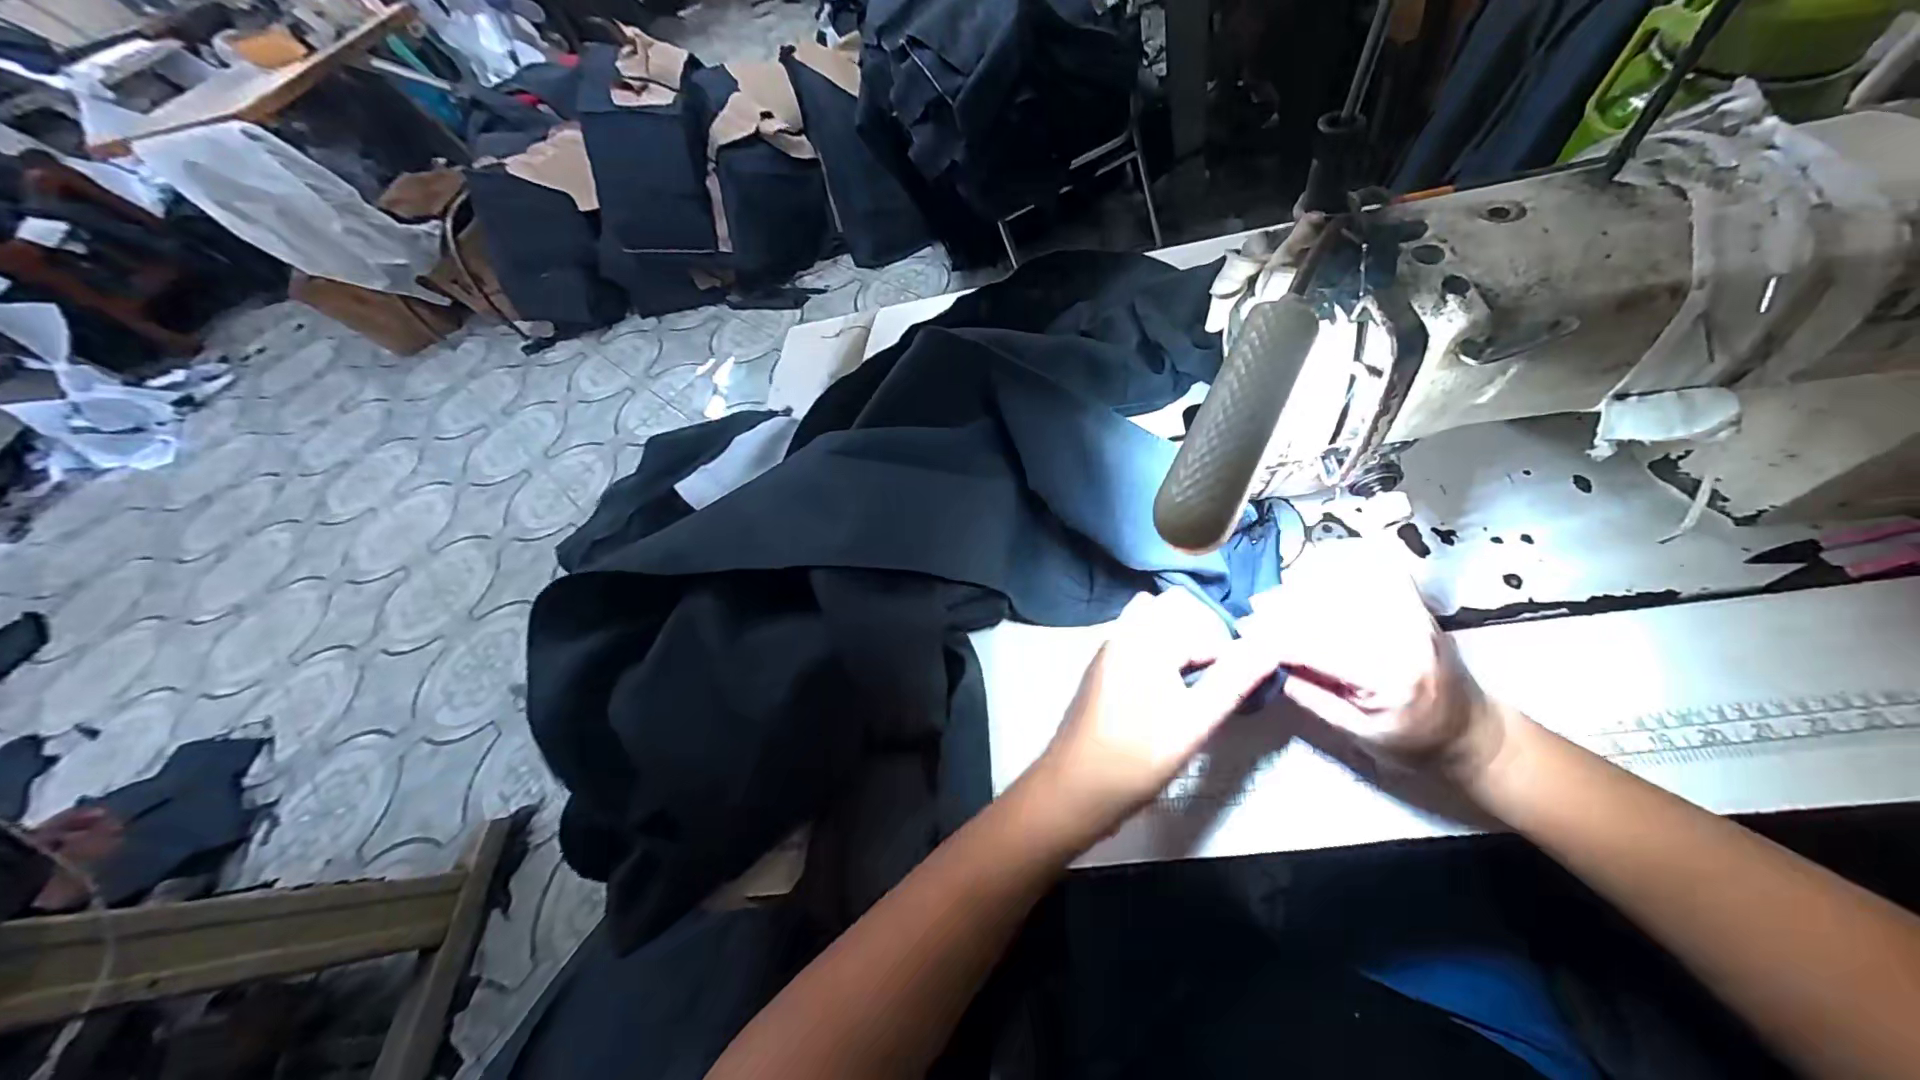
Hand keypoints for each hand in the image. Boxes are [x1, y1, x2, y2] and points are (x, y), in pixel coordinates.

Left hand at [1026, 588, 1286, 844]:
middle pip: (1170, 612)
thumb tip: (1271, 646)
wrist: (1072, 790)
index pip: (1200, 622)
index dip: (1225, 652)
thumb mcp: (1194, 722)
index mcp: (1143, 639)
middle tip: (1212, 682)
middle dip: (1199, 638)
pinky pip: (1134, 644)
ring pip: (1150, 626)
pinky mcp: (1099, 672)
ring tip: (1192, 688)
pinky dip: (1157, 656)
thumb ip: (1233, 680)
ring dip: (1177, 645)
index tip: (1233, 687)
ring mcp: (1105, 652)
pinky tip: (1166, 696)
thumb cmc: (1136, 758)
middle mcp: (1120, 635)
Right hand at [1241, 537, 1515, 789]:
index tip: (1242, 634)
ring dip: (1303, 587)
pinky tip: (1314, 579)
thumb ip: (1309, 694)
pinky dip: (1340, 570)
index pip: (1315, 644)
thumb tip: (1263, 661)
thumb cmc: (1413, 743)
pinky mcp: (1416, 603)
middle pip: (1326, 608)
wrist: (1473, 732)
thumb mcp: (1356, 732)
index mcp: (1388, 676)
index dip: (1272, 636)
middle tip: (1250, 614)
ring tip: (1274, 598)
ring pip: (1346, 584)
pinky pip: (1374, 571)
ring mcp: (1414, 613)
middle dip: (1280, 608)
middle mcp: (1403, 635)